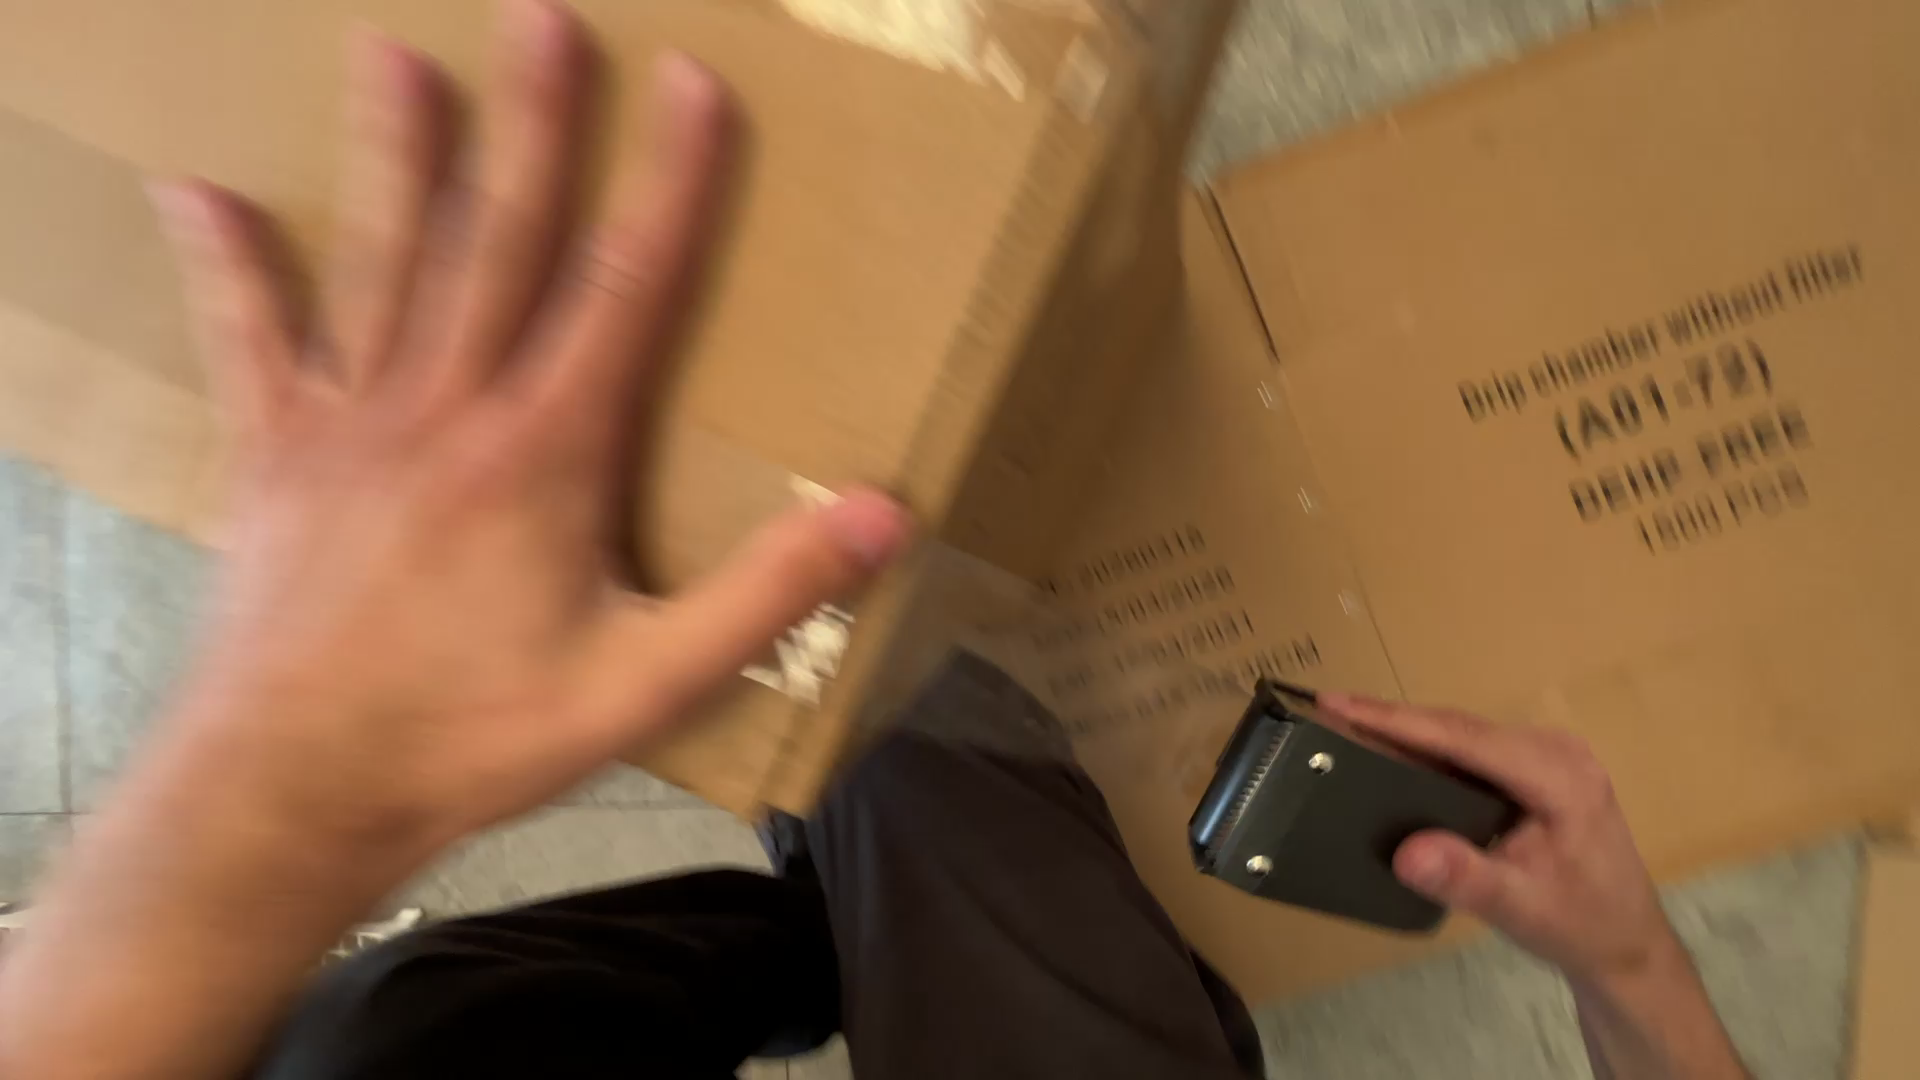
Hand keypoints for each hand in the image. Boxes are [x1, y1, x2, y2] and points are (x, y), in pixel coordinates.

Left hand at [147, 0, 909, 861]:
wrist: (291, 805)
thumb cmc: (484, 737)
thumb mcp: (658, 678)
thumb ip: (772, 591)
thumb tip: (886, 517)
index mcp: (547, 452)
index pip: (626, 288)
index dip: (668, 185)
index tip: (691, 85)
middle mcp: (447, 413)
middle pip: (502, 245)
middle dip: (535, 127)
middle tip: (542, 16)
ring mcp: (351, 433)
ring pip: (383, 271)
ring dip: (398, 161)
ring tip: (395, 59)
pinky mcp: (281, 470)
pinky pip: (257, 351)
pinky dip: (235, 273)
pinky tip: (203, 200)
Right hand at [1318, 693, 1681, 984]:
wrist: (1626, 946)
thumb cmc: (1580, 926)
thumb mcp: (1523, 910)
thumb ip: (1468, 879)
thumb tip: (1406, 852)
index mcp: (1558, 776)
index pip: (1461, 736)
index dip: (1393, 718)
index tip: (1334, 702)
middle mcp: (1552, 750)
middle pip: (1454, 724)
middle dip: (1388, 717)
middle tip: (1326, 709)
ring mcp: (1543, 752)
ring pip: (1455, 729)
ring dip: (1401, 727)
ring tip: (1345, 721)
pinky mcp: (1529, 762)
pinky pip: (1463, 742)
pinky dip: (1420, 742)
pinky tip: (1388, 744)